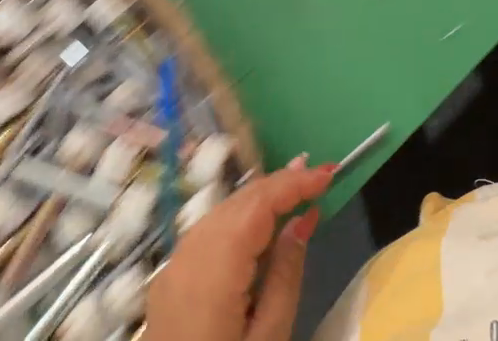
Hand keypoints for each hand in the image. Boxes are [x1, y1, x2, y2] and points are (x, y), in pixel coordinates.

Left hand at [145, 159, 334, 340]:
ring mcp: (172, 269)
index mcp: (214, 270)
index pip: (258, 205)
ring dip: (259, 198)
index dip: (294, 184)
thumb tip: (302, 220)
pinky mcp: (168, 282)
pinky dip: (237, 219)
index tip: (330, 173)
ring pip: (220, 213)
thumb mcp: (270, 334)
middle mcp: (187, 257)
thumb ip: (285, 271)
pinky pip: (206, 233)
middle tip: (318, 173)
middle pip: (237, 202)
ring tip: (296, 190)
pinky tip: (259, 224)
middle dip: (278, 184)